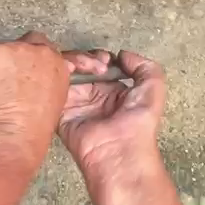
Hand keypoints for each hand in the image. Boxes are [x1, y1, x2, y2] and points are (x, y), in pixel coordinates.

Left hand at [0, 32, 70, 158]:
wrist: (8, 135)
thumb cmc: (28, 129)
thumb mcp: (52, 102)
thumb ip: (44, 83)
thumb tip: (31, 82)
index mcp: (54, 63)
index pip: (40, 46)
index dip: (25, 59)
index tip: (17, 69)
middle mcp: (34, 51)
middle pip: (16, 45)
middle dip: (6, 60)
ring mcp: (8, 50)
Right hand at [57, 49, 166, 177]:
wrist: (117, 151)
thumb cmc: (137, 126)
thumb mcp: (153, 90)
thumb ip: (145, 67)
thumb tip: (121, 54)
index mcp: (112, 91)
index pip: (99, 65)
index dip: (100, 57)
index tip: (106, 61)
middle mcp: (91, 95)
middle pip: (80, 66)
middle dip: (86, 58)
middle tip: (95, 66)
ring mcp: (74, 102)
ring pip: (64, 72)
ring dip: (72, 62)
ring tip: (82, 67)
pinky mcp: (59, 109)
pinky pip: (51, 88)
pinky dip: (56, 74)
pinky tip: (66, 72)